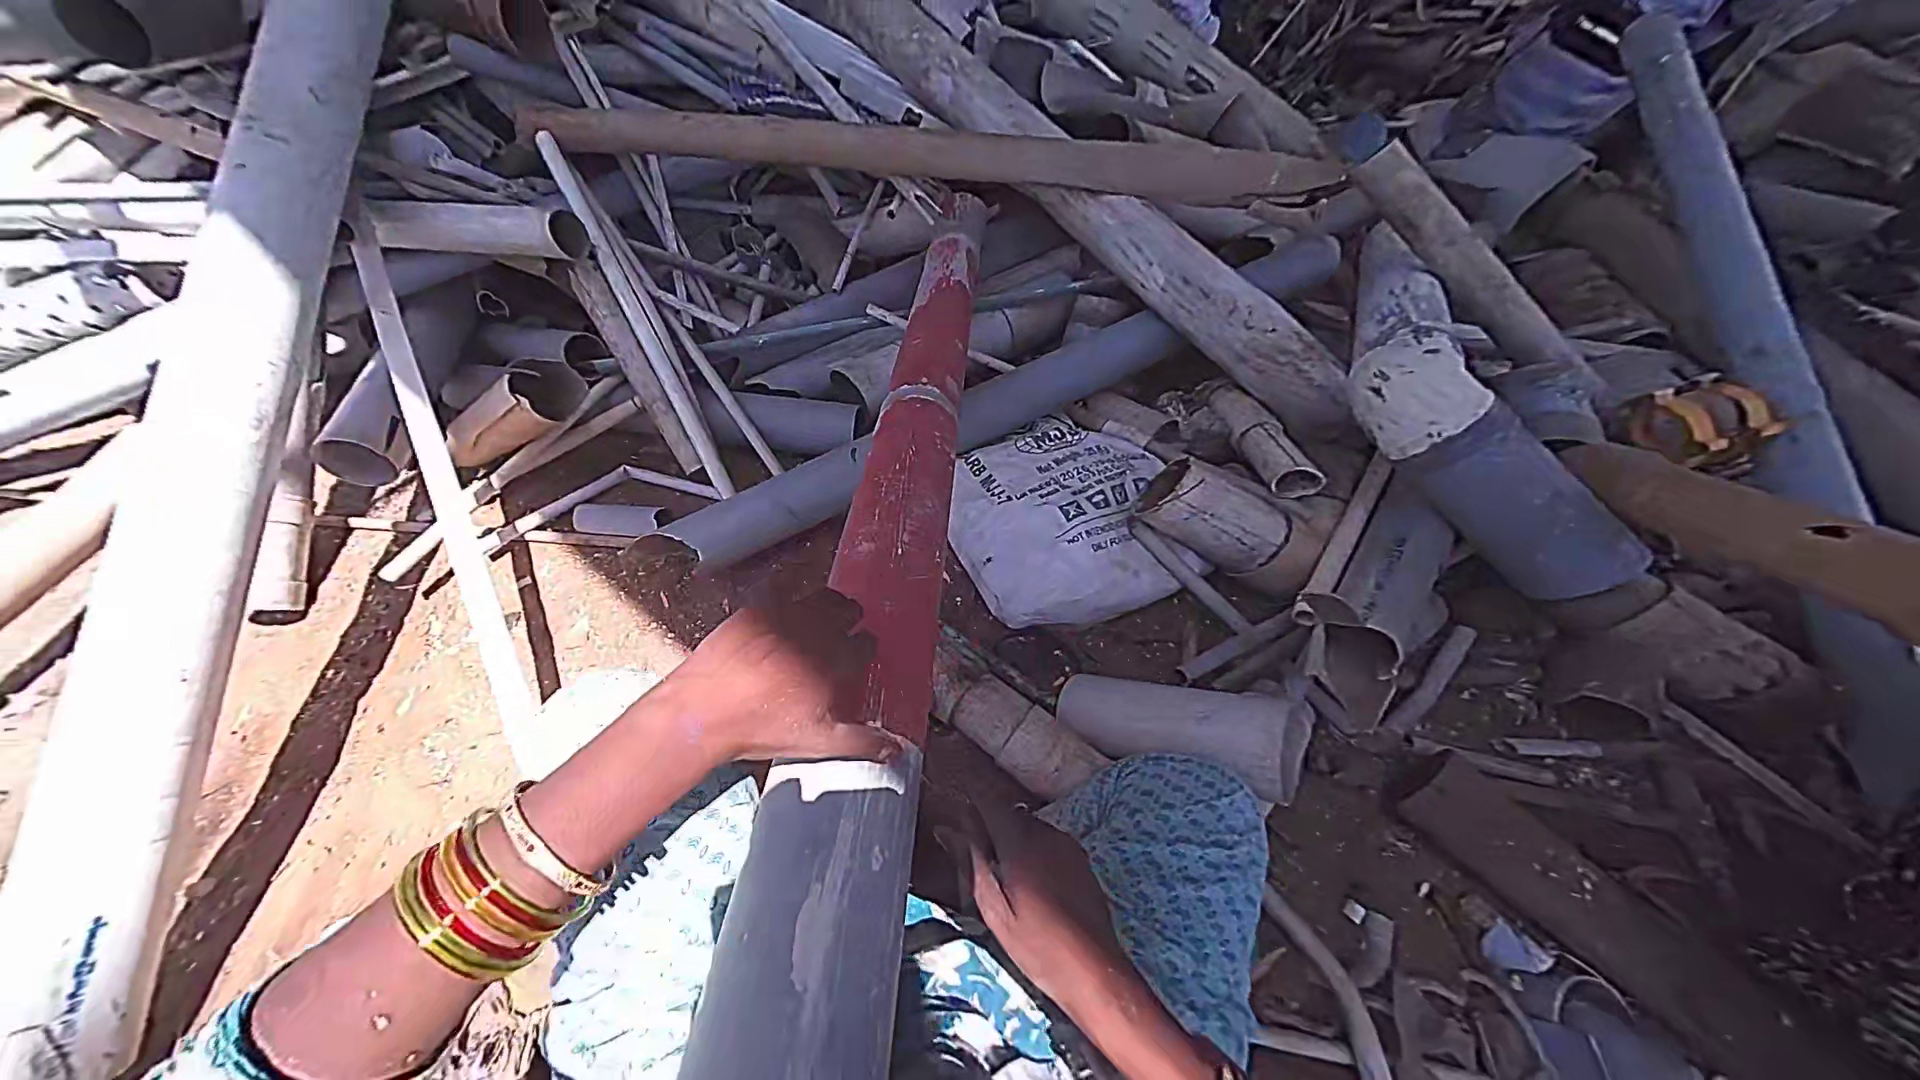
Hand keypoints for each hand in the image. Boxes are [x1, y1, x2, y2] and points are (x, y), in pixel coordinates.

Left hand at [657, 589, 902, 764]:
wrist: (701, 712)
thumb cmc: (757, 727)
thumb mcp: (815, 742)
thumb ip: (860, 742)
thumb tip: (895, 749)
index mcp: (833, 662)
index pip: (865, 644)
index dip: (865, 647)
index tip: (861, 651)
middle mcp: (813, 632)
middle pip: (848, 610)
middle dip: (851, 618)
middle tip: (846, 628)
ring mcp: (784, 616)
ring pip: (822, 596)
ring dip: (828, 603)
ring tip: (823, 615)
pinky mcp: (757, 608)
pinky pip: (783, 589)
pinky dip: (790, 594)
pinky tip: (786, 607)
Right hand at [950, 798, 1232, 1078]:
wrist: (1093, 969)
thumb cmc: (1036, 945)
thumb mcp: (993, 908)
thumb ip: (971, 860)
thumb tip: (947, 828)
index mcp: (1020, 842)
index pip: (989, 802)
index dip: (970, 800)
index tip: (956, 806)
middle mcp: (1046, 833)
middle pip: (1010, 814)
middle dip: (991, 825)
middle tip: (978, 857)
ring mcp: (1067, 844)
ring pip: (1030, 827)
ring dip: (1014, 839)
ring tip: (1007, 877)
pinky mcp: (1080, 858)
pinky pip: (1049, 841)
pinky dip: (1034, 850)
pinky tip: (1032, 883)